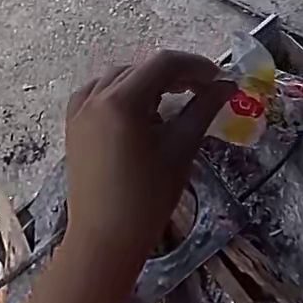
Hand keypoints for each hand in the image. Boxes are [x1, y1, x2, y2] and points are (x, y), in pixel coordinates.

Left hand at [64, 51, 234, 266]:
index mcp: (122, 101)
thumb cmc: (148, 195)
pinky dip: (123, 93)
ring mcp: (80, 111)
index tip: (218, 80)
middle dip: (176, 74)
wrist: (105, 238)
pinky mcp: (75, 126)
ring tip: (174, 100)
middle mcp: (96, 98)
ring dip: (150, 82)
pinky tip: (139, 109)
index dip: (196, 66)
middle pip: (143, 68)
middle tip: (203, 90)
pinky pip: (99, 93)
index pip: (164, 64)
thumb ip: (204, 108)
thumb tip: (228, 86)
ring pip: (121, 78)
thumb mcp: (182, 147)